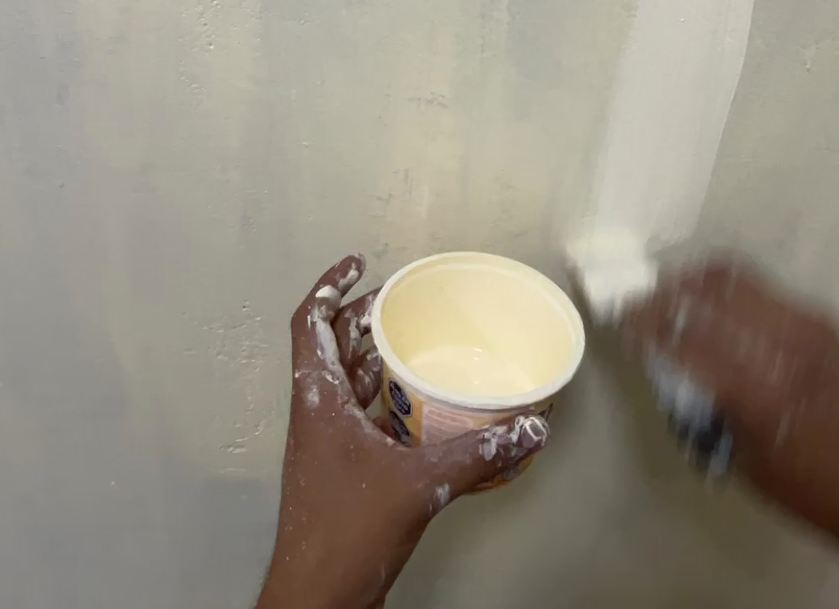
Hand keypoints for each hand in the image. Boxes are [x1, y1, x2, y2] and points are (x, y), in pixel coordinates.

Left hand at [257, 255, 549, 608]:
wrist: (315, 601)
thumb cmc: (346, 533)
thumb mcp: (419, 486)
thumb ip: (476, 455)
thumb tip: (527, 429)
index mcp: (318, 401)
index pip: (310, 324)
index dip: (328, 286)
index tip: (358, 263)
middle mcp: (318, 413)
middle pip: (332, 345)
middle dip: (362, 314)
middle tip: (398, 297)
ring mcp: (328, 441)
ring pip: (348, 378)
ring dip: (374, 352)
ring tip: (410, 335)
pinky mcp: (343, 466)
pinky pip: (364, 412)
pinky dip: (386, 394)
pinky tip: (420, 398)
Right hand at [621, 254, 838, 527]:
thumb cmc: (799, 483)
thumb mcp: (733, 451)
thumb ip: (699, 396)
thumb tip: (663, 354)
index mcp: (756, 390)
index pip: (684, 338)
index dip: (646, 321)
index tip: (621, 313)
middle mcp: (780, 346)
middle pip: (706, 295)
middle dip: (666, 292)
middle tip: (643, 298)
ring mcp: (803, 324)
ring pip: (733, 279)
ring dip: (694, 281)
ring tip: (673, 289)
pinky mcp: (817, 317)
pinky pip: (759, 288)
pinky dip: (726, 289)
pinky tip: (713, 301)